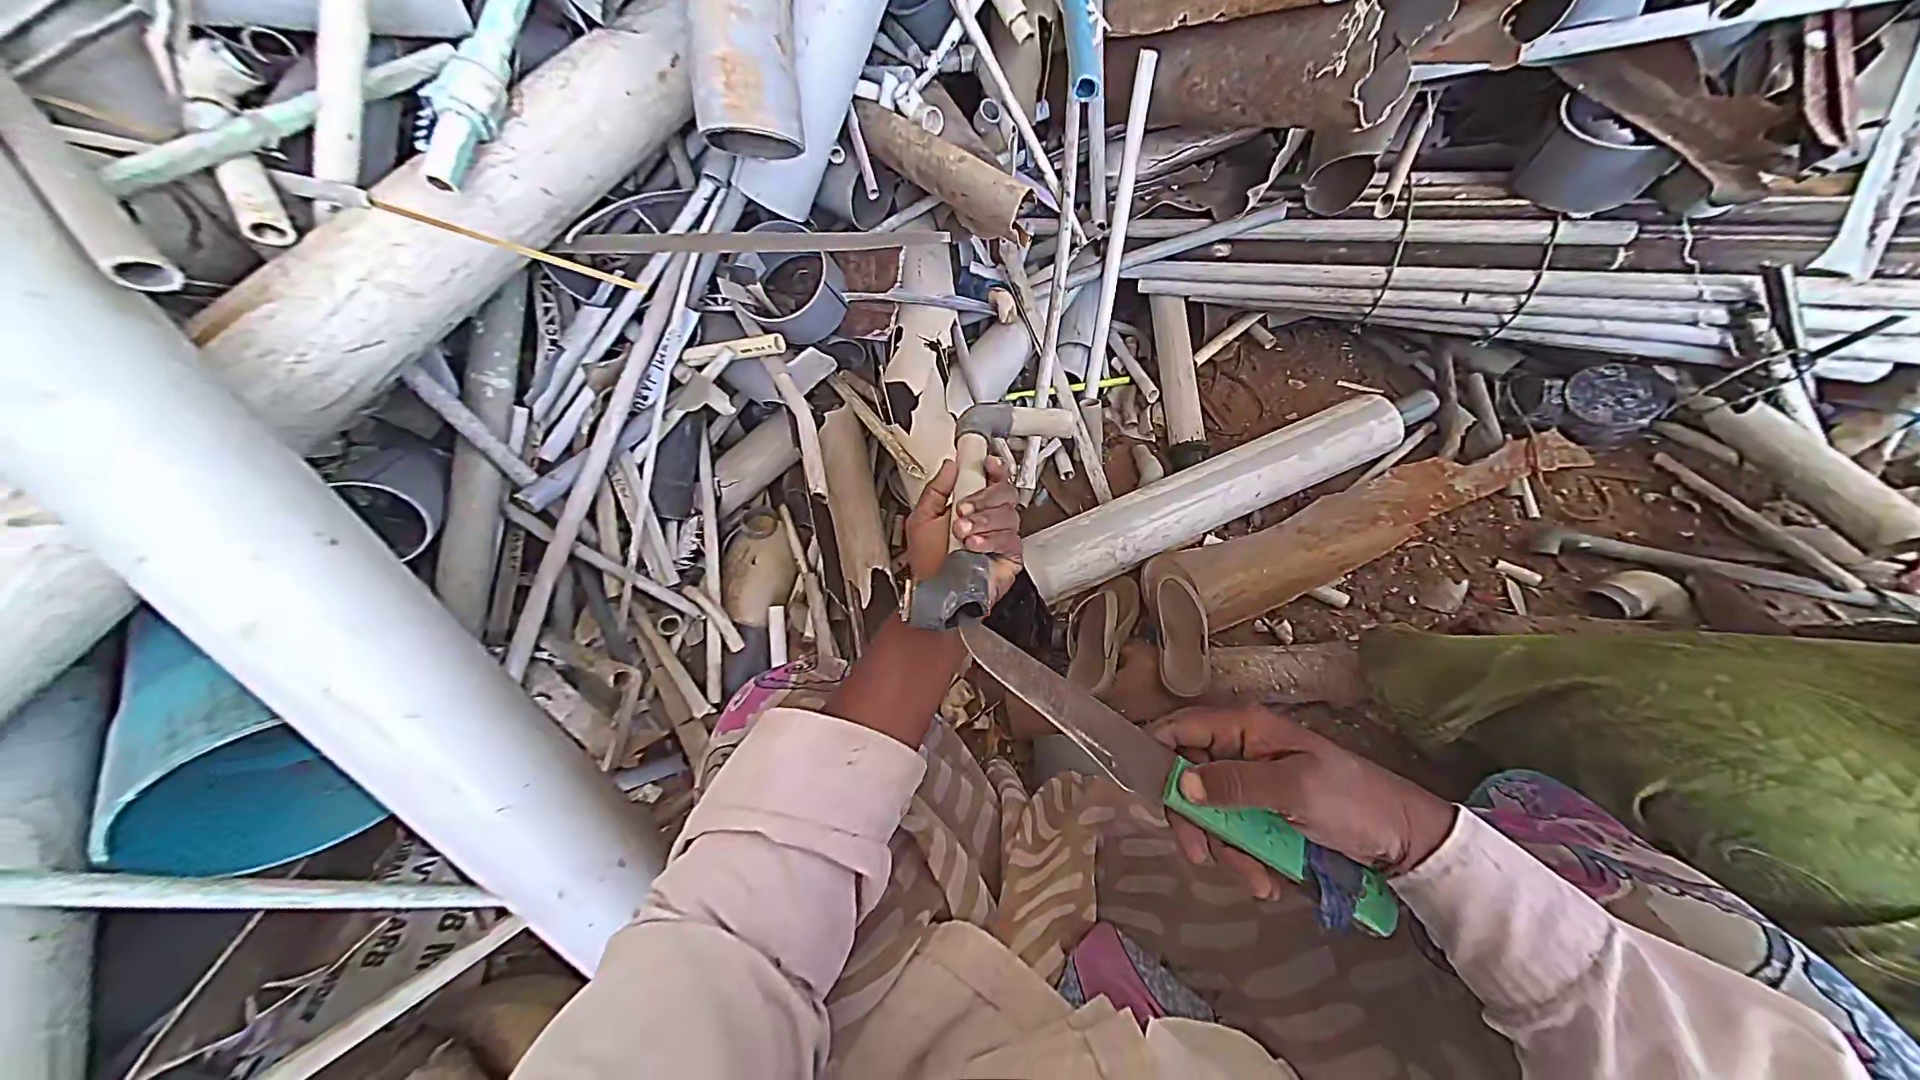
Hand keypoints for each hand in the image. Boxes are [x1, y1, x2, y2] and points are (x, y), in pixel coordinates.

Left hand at [905, 456, 1022, 606]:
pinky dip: (990, 539)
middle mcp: (989, 518)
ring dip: (982, 521)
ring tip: (962, 534)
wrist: (933, 593)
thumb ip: (936, 490)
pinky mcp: (1010, 556)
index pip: (992, 479)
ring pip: (1008, 514)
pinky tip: (974, 546)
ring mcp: (1002, 536)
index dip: (994, 469)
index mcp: (971, 505)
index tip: (987, 465)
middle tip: (963, 510)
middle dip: (984, 498)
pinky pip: (1010, 539)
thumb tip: (950, 465)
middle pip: (1005, 492)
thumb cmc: (927, 563)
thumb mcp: (922, 519)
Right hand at [1148, 704, 1455, 898]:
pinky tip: (1267, 879)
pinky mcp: (1261, 812)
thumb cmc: (1352, 801)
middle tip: (1202, 854)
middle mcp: (1239, 750)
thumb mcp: (1293, 790)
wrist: (1405, 841)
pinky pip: (1233, 832)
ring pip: (1208, 811)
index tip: (1146, 789)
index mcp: (1244, 728)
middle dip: (1194, 820)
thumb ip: (1234, 784)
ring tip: (1257, 879)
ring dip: (1225, 849)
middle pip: (1186, 776)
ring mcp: (1250, 782)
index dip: (1157, 751)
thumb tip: (1180, 782)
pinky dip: (1244, 858)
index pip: (1181, 727)